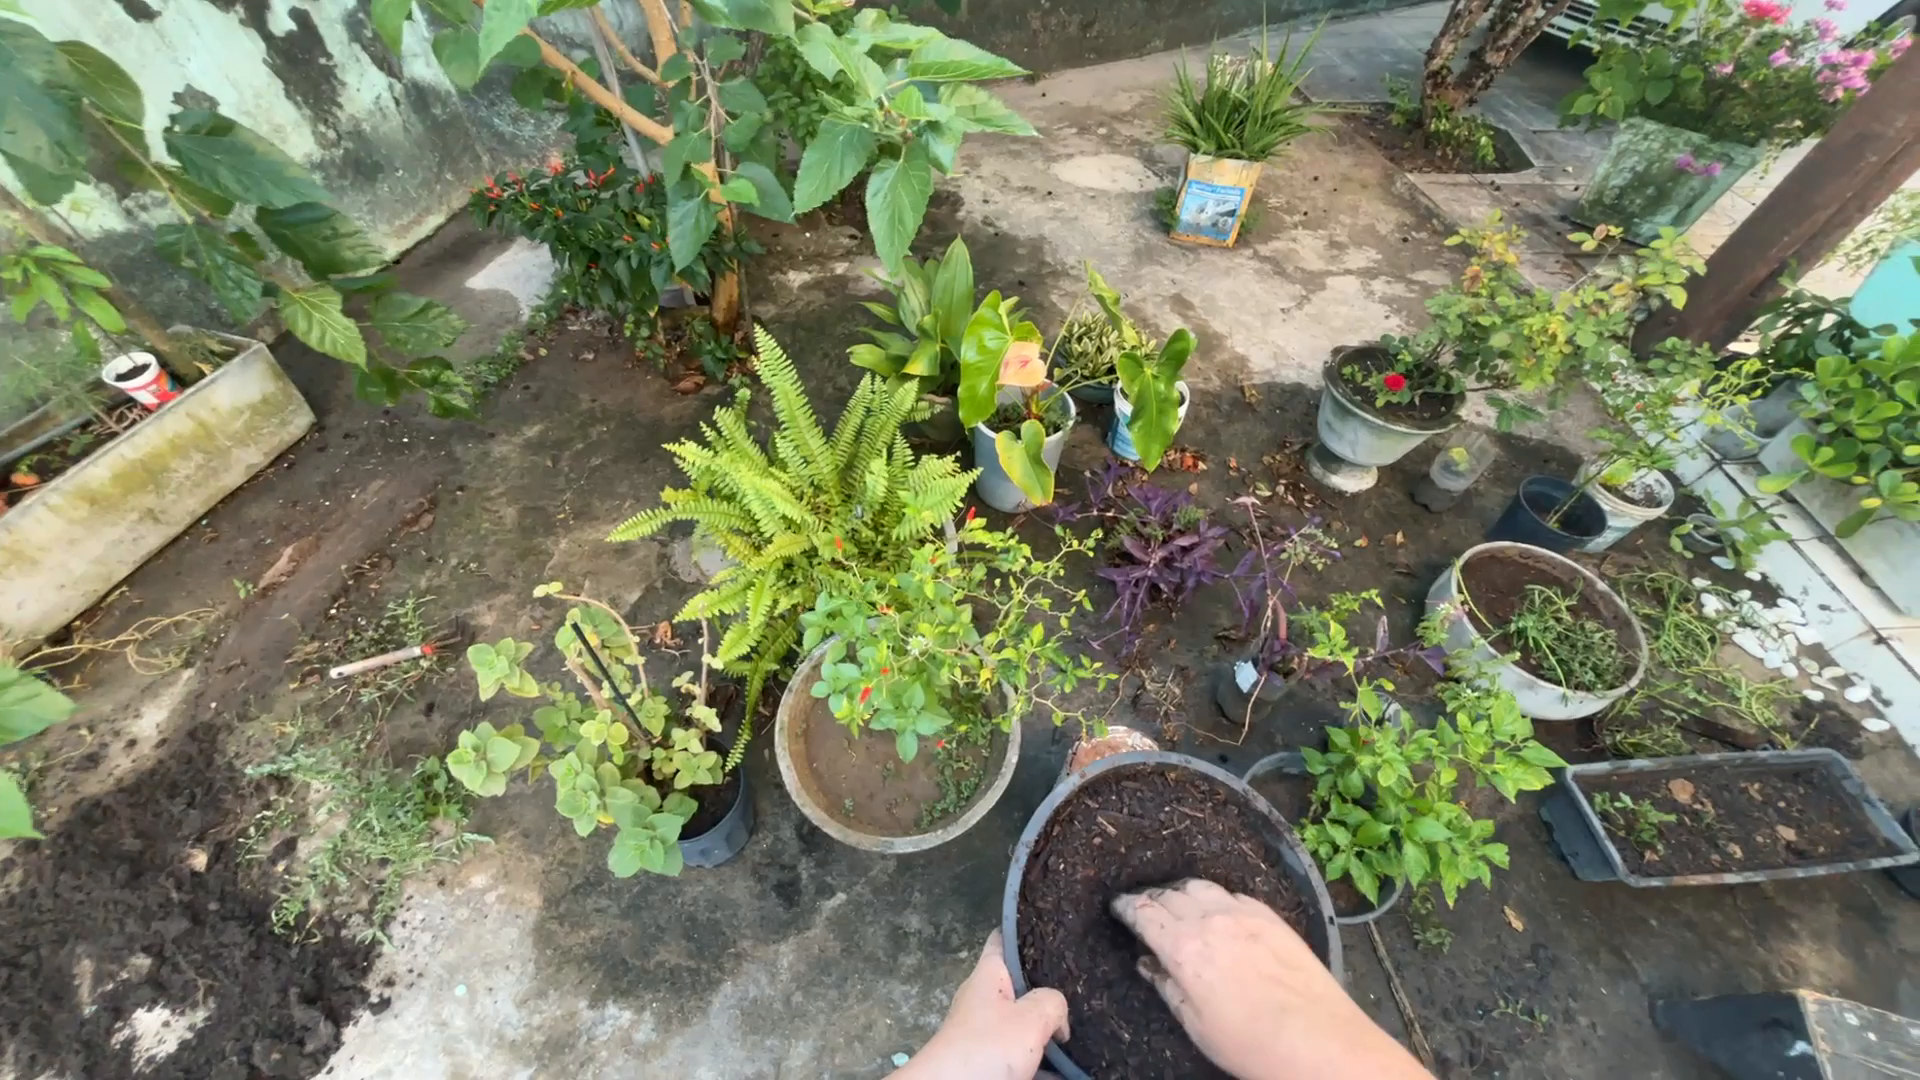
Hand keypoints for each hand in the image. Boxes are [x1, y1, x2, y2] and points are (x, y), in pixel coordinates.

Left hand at [891, 929, 1069, 1079]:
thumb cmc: (986, 1047)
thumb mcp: (1030, 1018)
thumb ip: (1052, 1003)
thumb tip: (1058, 1017)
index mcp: (988, 973)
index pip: (1003, 938)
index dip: (1024, 930)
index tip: (1052, 930)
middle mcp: (983, 998)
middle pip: (1019, 986)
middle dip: (1047, 992)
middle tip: (1080, 992)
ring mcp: (982, 1032)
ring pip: (1022, 1026)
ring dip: (1046, 1033)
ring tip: (1079, 1033)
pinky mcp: (985, 1062)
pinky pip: (1018, 1058)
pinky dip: (1040, 1065)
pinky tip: (1064, 1073)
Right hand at [1111, 879, 1431, 1079]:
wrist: (1322, 1043)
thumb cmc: (1254, 1045)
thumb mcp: (1197, 1027)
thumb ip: (1167, 987)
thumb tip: (1146, 962)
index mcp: (1183, 948)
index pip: (1142, 912)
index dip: (1125, 907)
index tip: (1117, 906)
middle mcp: (1207, 920)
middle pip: (1167, 894)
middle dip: (1150, 899)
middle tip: (1145, 910)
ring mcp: (1240, 912)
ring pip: (1198, 886)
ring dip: (1181, 892)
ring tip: (1178, 906)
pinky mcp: (1269, 914)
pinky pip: (1231, 893)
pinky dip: (1215, 897)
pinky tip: (1218, 911)